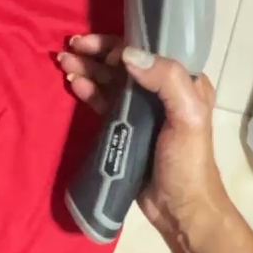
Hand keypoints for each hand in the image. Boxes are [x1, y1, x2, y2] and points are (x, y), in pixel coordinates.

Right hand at [58, 35, 231, 242]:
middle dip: (97, 55)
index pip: (150, 51)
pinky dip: (90, 92)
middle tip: (70, 49)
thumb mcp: (187, 116)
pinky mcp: (127, 131)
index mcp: (185, 83)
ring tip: (65, 64)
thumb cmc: (187, 163)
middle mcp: (163, 93)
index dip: (121, 43)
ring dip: (89, 71)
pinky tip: (75, 85)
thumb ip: (166, 80)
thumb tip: (127, 54)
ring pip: (112, 83)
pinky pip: (105, 104)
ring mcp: (143, 112)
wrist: (180, 209)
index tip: (94, 43)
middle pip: (126, 65)